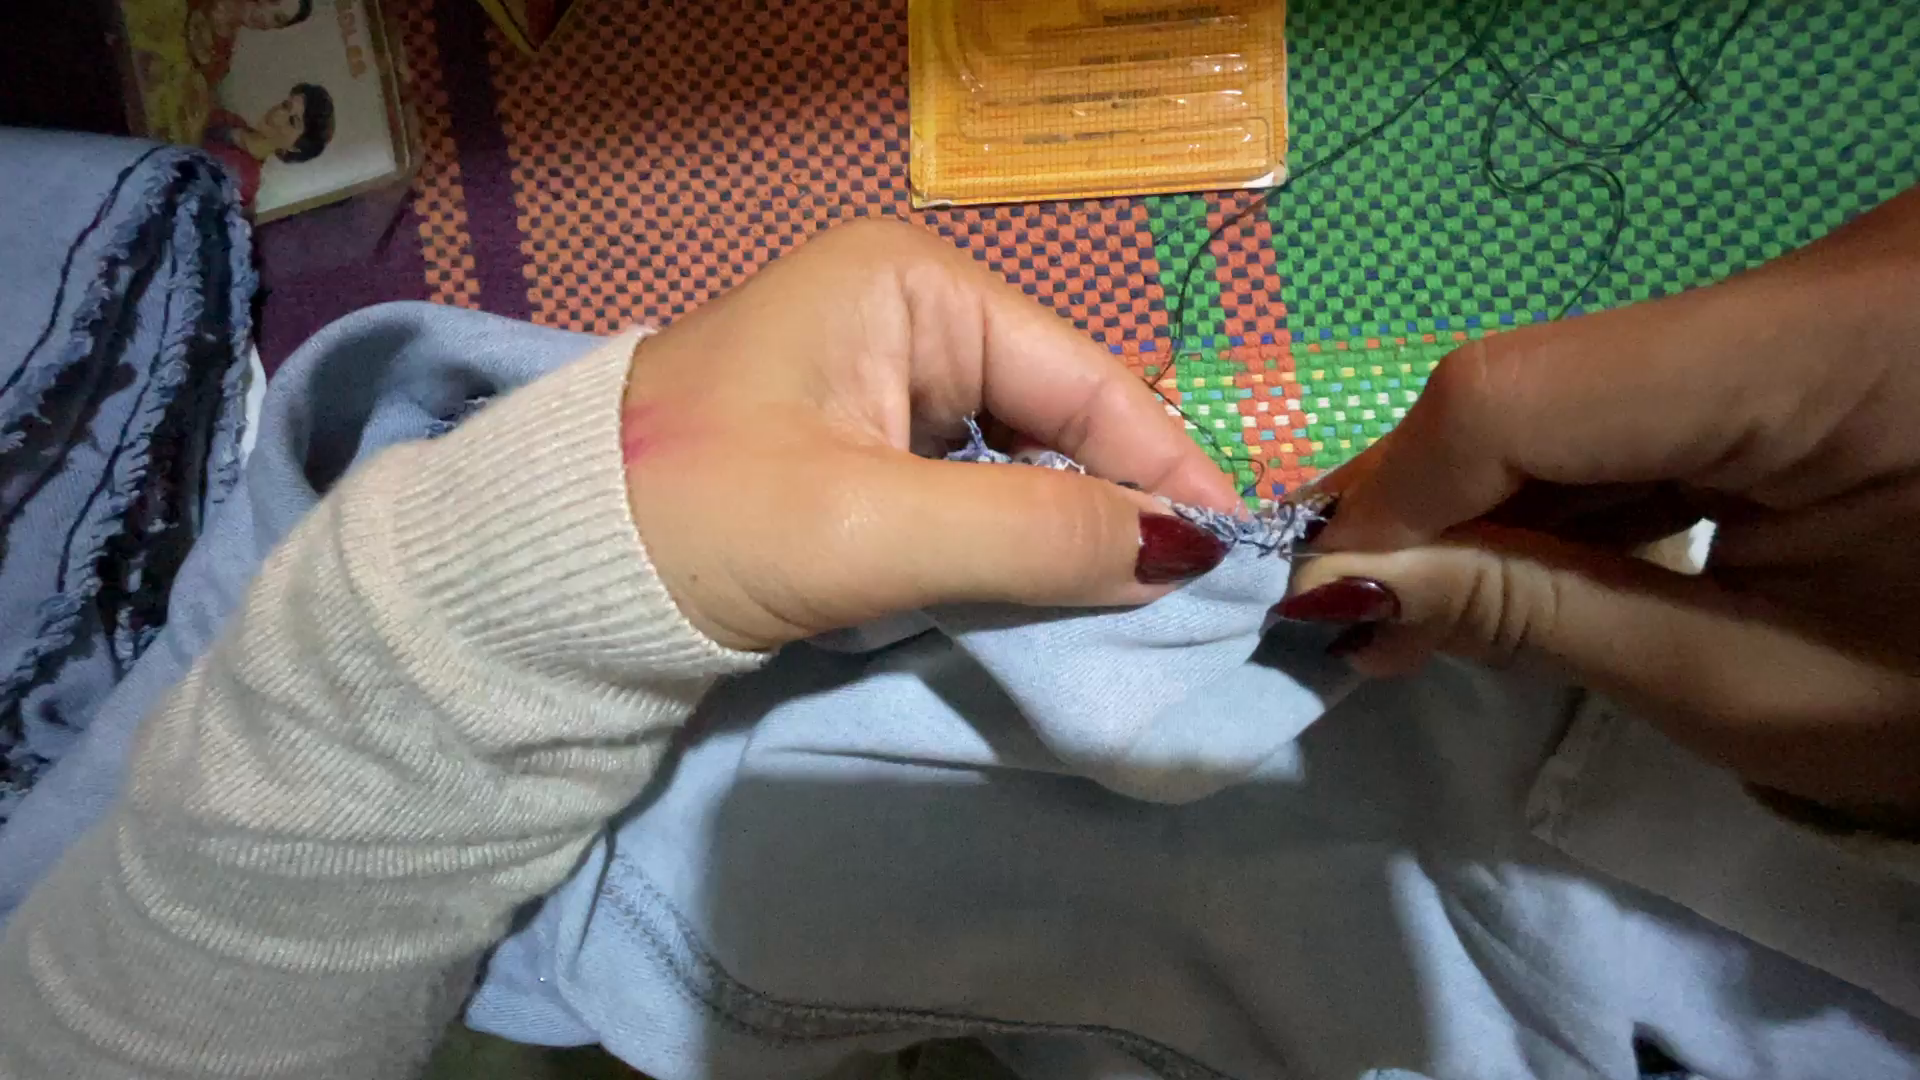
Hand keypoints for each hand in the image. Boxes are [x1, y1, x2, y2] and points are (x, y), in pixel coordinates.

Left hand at [619, 220, 1241, 652]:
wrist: (560, 575)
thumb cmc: (699, 518)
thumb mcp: (870, 526)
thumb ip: (1030, 534)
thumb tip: (1176, 550)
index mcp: (912, 289)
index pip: (1079, 376)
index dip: (1162, 461)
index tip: (1227, 543)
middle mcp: (909, 322)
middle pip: (1056, 416)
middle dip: (1120, 498)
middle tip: (1188, 582)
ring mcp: (889, 389)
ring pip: (1021, 461)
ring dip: (1072, 527)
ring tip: (1136, 591)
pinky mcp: (870, 453)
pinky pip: (974, 494)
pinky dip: (1017, 543)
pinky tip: (1051, 583)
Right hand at [1283, 187, 1919, 825]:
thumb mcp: (1749, 689)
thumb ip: (1528, 617)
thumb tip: (1341, 590)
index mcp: (1846, 348)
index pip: (1514, 394)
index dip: (1393, 493)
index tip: (1331, 589)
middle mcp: (1815, 279)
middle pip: (1517, 386)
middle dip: (1412, 507)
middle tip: (1348, 600)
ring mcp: (1794, 298)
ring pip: (1541, 397)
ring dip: (1460, 506)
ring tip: (1413, 597)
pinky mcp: (1776, 332)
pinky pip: (1597, 408)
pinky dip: (1530, 493)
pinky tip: (1500, 560)